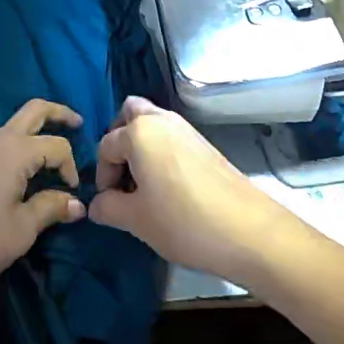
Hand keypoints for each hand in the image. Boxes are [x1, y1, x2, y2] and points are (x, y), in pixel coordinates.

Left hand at [0, 100, 86, 343]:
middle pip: (32, 110)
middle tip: (78, 124)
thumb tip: (77, 204)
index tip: (72, 195)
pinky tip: (21, 173)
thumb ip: (52, 208)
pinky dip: (17, 146)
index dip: (71, 166)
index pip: (56, 144)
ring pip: (12, 126)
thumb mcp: (22, 230)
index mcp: (13, 151)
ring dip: (35, 131)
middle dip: (58, 113)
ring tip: (51, 155)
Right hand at [88, 97, 303, 286]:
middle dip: (119, 140)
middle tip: (121, 176)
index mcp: (139, 131)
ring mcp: (187, 128)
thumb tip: (97, 203)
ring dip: (141, 144)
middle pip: (130, 114)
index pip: (105, 146)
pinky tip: (166, 186)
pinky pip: (171, 136)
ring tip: (142, 184)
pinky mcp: (204, 143)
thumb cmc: (182, 220)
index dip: (102, 176)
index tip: (109, 204)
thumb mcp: (136, 219)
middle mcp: (162, 119)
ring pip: (153, 123)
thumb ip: (108, 207)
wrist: (246, 229)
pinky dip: (161, 151)